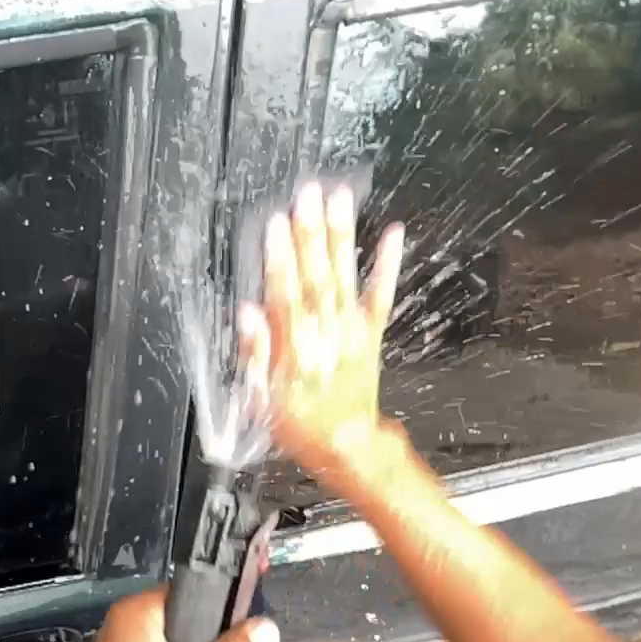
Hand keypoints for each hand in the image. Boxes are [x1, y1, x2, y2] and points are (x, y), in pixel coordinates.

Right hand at [239, 179, 404, 480]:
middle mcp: (326, 334)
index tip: (276, 224)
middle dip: (311, 233)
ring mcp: (351, 331)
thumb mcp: (263, 400)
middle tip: (308, 195)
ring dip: (340, 237)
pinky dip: (388, 265)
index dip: (279, 257)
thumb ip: (256, 354)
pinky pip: (381, 296)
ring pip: (344, 275)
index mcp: (296, 348)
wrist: (348, 445)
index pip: (285, 293)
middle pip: (316, 275)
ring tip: (338, 200)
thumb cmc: (302, 425)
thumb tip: (248, 315)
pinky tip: (393, 235)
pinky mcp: (370, 333)